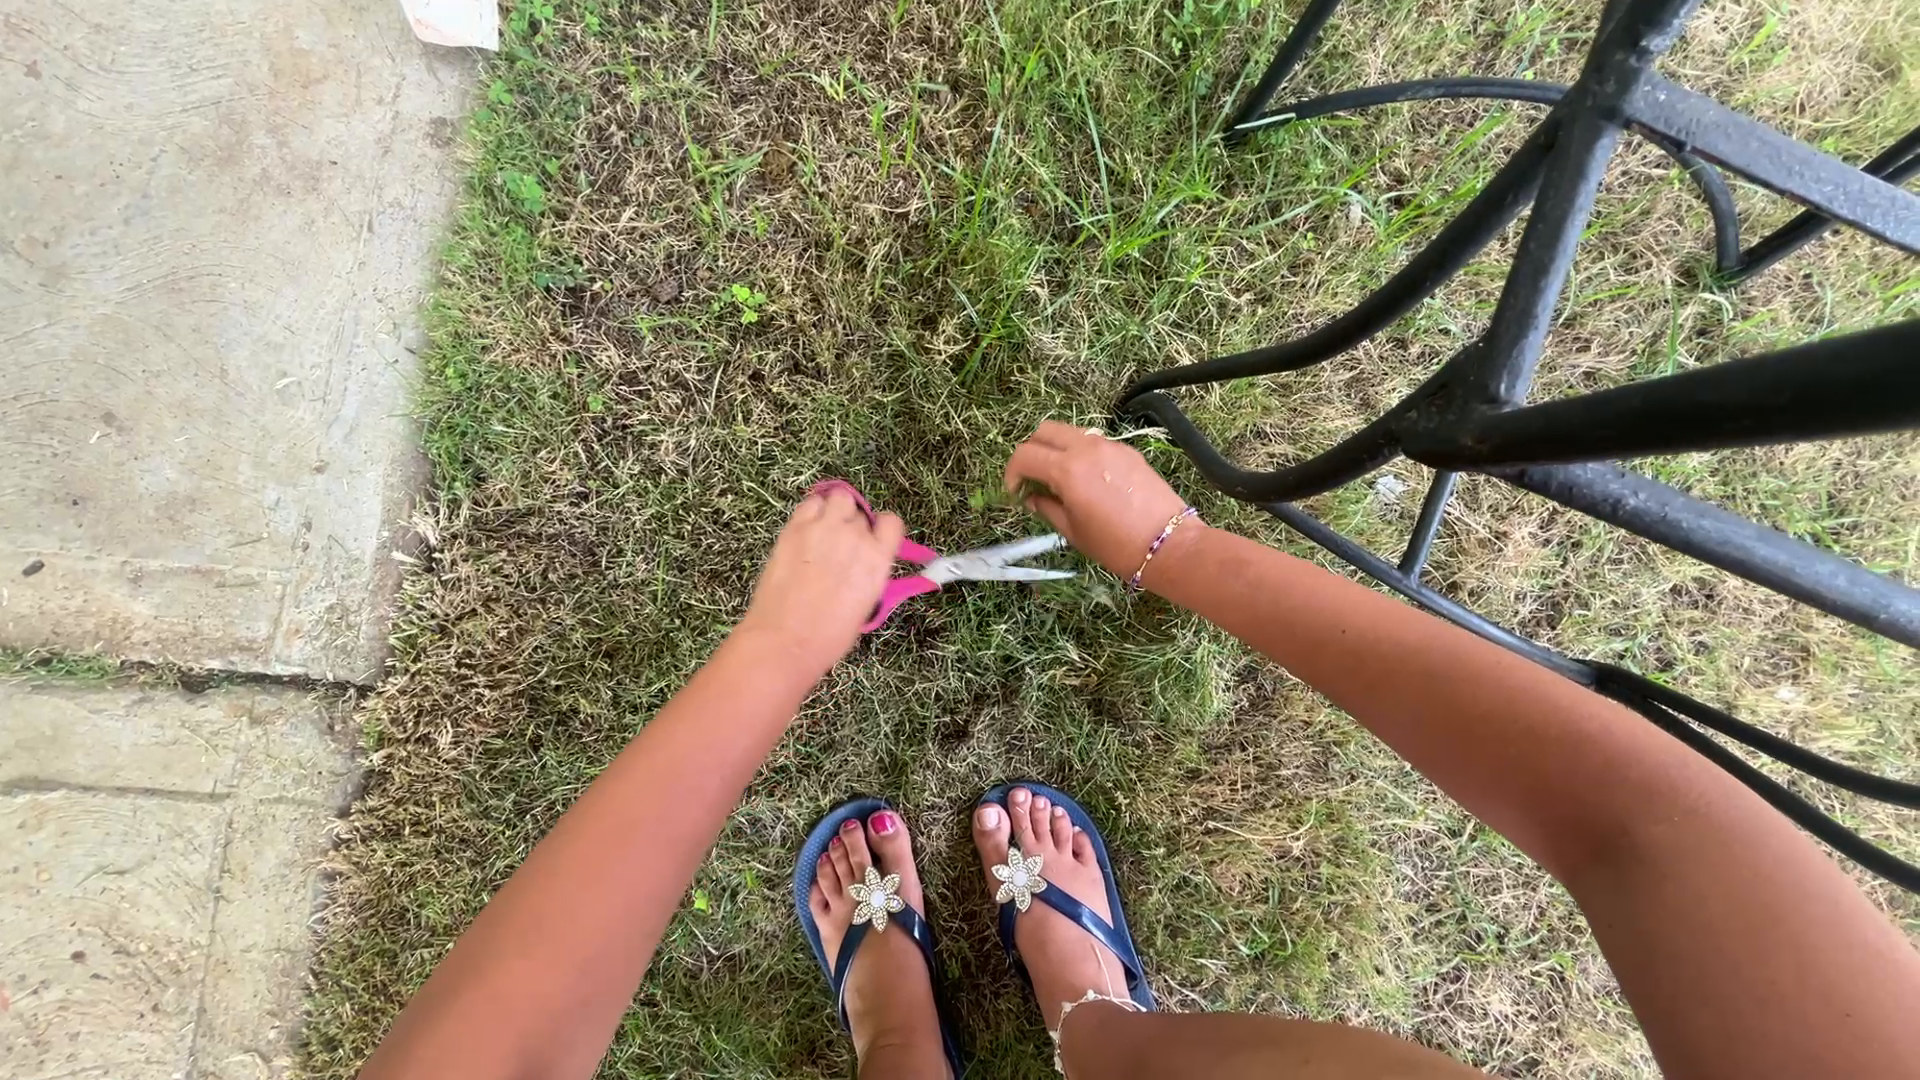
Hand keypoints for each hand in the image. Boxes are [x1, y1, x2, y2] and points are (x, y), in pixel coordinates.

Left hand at [738, 487, 905, 671]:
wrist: (787, 638)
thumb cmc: (830, 635)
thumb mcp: (866, 605)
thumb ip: (869, 574)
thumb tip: (862, 564)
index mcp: (878, 559)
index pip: (891, 522)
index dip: (881, 530)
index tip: (871, 540)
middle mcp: (855, 536)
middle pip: (861, 512)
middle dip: (853, 524)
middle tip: (840, 544)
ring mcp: (824, 527)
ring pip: (838, 498)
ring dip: (835, 510)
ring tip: (824, 530)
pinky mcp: (795, 527)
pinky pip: (810, 503)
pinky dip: (812, 511)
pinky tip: (806, 529)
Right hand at [1003, 421, 1196, 582]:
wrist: (1168, 544)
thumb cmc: (1114, 545)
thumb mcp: (1072, 531)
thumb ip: (1046, 507)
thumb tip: (1033, 497)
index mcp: (1067, 470)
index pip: (1024, 455)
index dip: (1012, 473)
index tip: (1016, 492)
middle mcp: (1086, 448)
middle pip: (1044, 431)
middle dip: (1031, 451)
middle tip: (1033, 478)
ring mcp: (1109, 445)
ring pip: (1070, 432)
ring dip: (1056, 449)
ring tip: (1059, 479)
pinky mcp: (1127, 450)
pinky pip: (1093, 442)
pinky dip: (1080, 453)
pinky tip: (1087, 480)